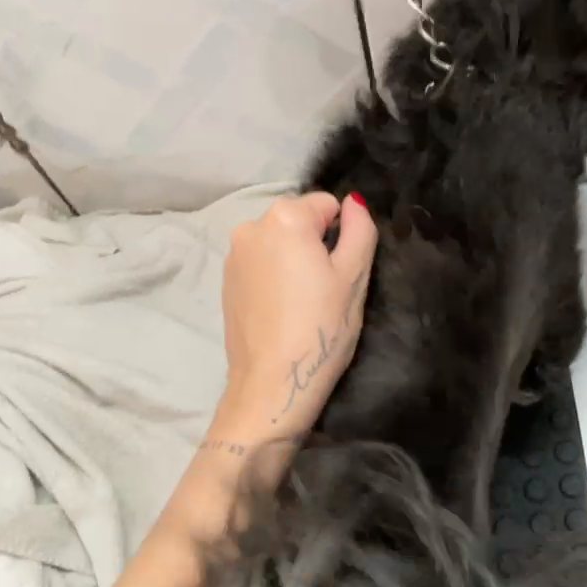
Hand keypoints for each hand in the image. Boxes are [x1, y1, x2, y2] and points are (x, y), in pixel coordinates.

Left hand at [217, 192, 375, 439]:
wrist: (272, 383)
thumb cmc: (320, 329)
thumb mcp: (354, 278)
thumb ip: (360, 231)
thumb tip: (355, 203)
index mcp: (286, 217)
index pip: (327, 205)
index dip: (343, 236)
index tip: (342, 274)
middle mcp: (252, 226)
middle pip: (298, 222)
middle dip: (314, 246)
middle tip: (325, 292)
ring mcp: (233, 255)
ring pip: (277, 245)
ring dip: (293, 262)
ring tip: (303, 305)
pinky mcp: (225, 282)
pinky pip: (260, 267)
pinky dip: (274, 279)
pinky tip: (283, 313)